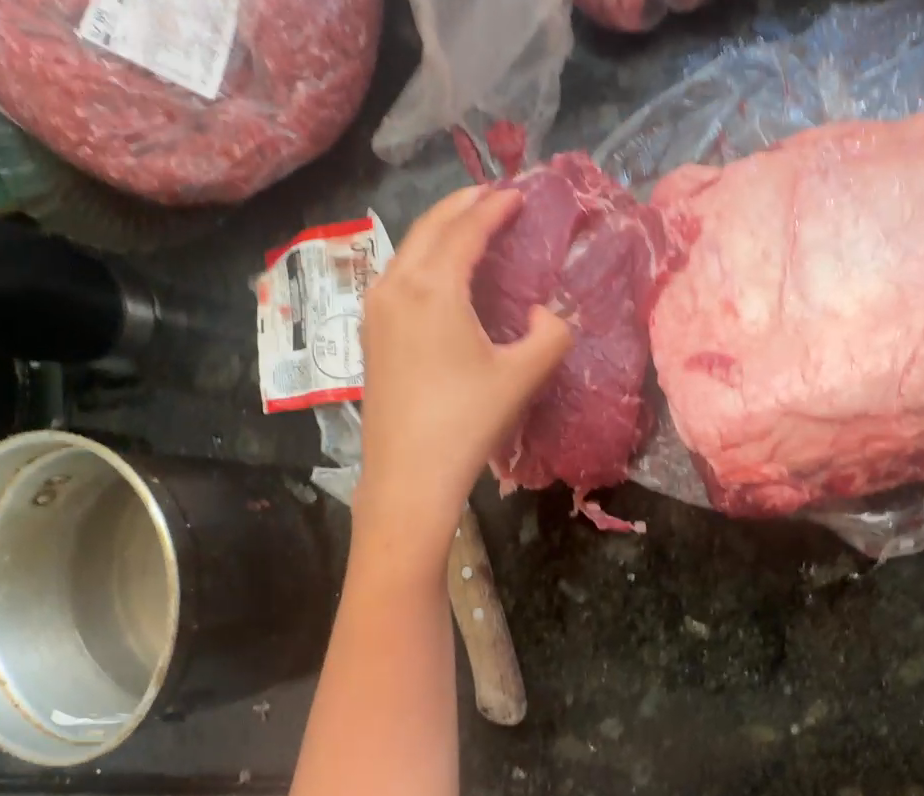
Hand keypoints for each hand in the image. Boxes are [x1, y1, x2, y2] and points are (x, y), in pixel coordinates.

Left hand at [356, 185, 572, 559]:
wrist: (409, 473)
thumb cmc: (468, 421)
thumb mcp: (523, 376)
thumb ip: (552, 335)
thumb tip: (547, 313)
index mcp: (433, 288)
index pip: (466, 231)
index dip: (494, 208)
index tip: (518, 194)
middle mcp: (396, 285)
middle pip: (429, 228)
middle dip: (461, 206)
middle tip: (492, 194)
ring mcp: (376, 309)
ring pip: (408, 250)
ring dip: (440, 230)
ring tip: (469, 225)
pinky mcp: (371, 333)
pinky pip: (398, 275)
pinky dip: (424, 258)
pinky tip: (441, 273)